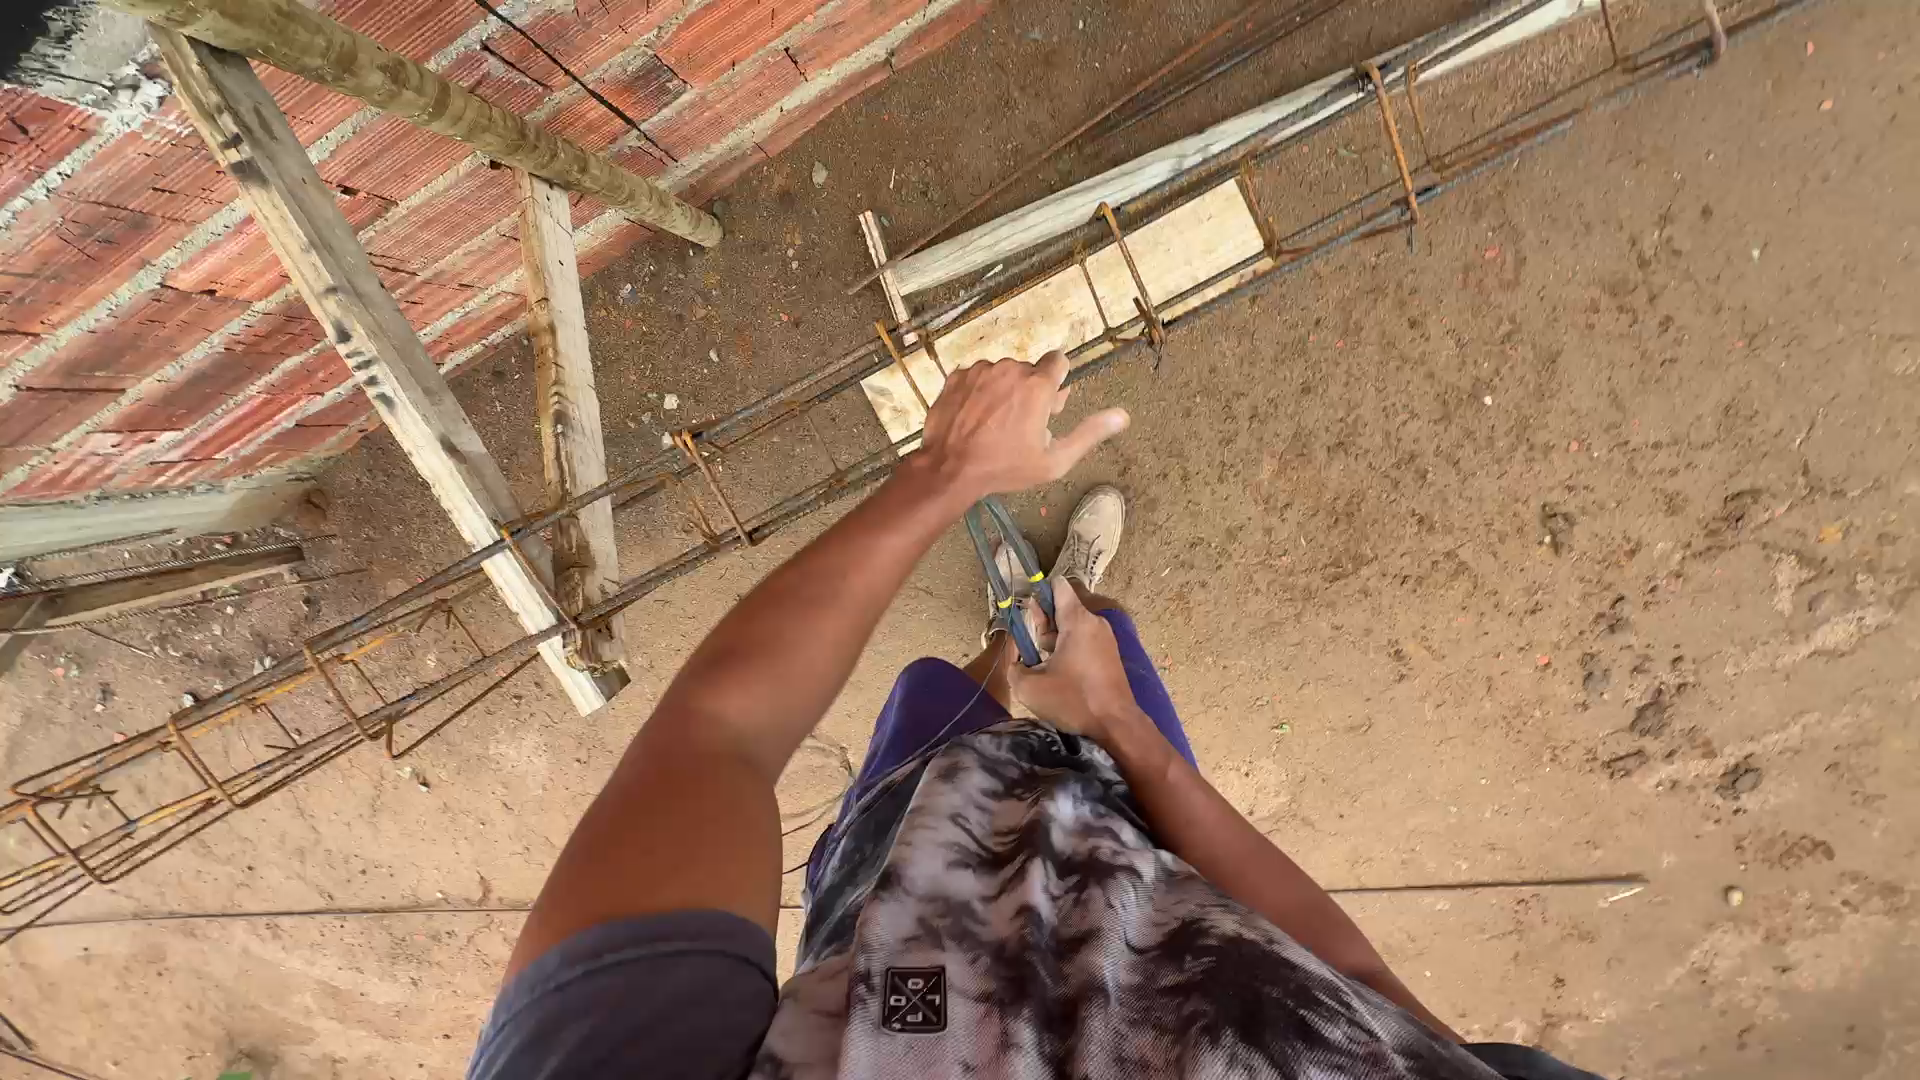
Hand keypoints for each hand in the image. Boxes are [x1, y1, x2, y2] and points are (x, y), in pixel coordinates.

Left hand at [914, 350, 1128, 500]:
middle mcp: (1011, 369)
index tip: (1047, 404)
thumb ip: (1089, 434)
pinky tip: (973, 419)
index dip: (1055, 382)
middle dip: (1028, 392)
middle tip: (1018, 426)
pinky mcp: (956, 376)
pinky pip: (975, 377)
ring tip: (992, 424)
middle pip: (1028, 371)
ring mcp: (980, 370)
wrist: (949, 468)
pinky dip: (977, 393)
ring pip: (1001, 374)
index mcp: (1038, 385)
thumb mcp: (1054, 460)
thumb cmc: (1005, 468)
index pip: (1058, 361)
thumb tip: (1122, 416)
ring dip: (1002, 392)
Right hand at [1008, 583, 1141, 738]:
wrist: (1116, 726)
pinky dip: (1068, 650)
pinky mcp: (1110, 656)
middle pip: (1063, 610)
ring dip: (1054, 641)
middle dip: (1043, 622)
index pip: (1059, 587)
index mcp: (1078, 621)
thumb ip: (1015, 668)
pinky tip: (1058, 673)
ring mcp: (1105, 639)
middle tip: (1028, 644)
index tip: (1024, 605)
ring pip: (1072, 628)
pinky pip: (1084, 642)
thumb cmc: (1074, 701)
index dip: (1039, 591)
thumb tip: (1018, 665)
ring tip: (1041, 664)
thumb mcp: (1030, 688)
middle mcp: (1095, 623)